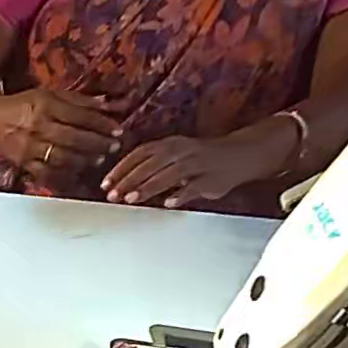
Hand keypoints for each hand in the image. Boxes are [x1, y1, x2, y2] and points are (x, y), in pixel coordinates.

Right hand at [0, 89, 121, 187]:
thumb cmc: (22, 105)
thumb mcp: (48, 94)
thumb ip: (77, 100)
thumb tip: (108, 104)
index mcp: (45, 105)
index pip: (79, 115)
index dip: (101, 123)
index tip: (117, 129)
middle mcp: (37, 127)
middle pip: (73, 138)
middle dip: (97, 143)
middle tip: (113, 147)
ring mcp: (29, 147)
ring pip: (61, 157)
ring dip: (83, 160)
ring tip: (98, 160)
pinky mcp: (22, 163)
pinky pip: (45, 173)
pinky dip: (63, 176)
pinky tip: (76, 175)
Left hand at [101, 119, 295, 207]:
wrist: (242, 154)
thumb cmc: (197, 159)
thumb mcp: (171, 156)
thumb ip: (146, 167)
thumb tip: (117, 185)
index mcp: (170, 144)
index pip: (140, 154)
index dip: (121, 168)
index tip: (105, 184)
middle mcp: (183, 150)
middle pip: (152, 163)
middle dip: (130, 180)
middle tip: (113, 195)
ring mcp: (200, 163)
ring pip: (171, 173)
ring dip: (149, 186)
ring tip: (131, 199)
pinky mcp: (214, 178)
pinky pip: (196, 186)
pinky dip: (181, 194)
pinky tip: (167, 203)